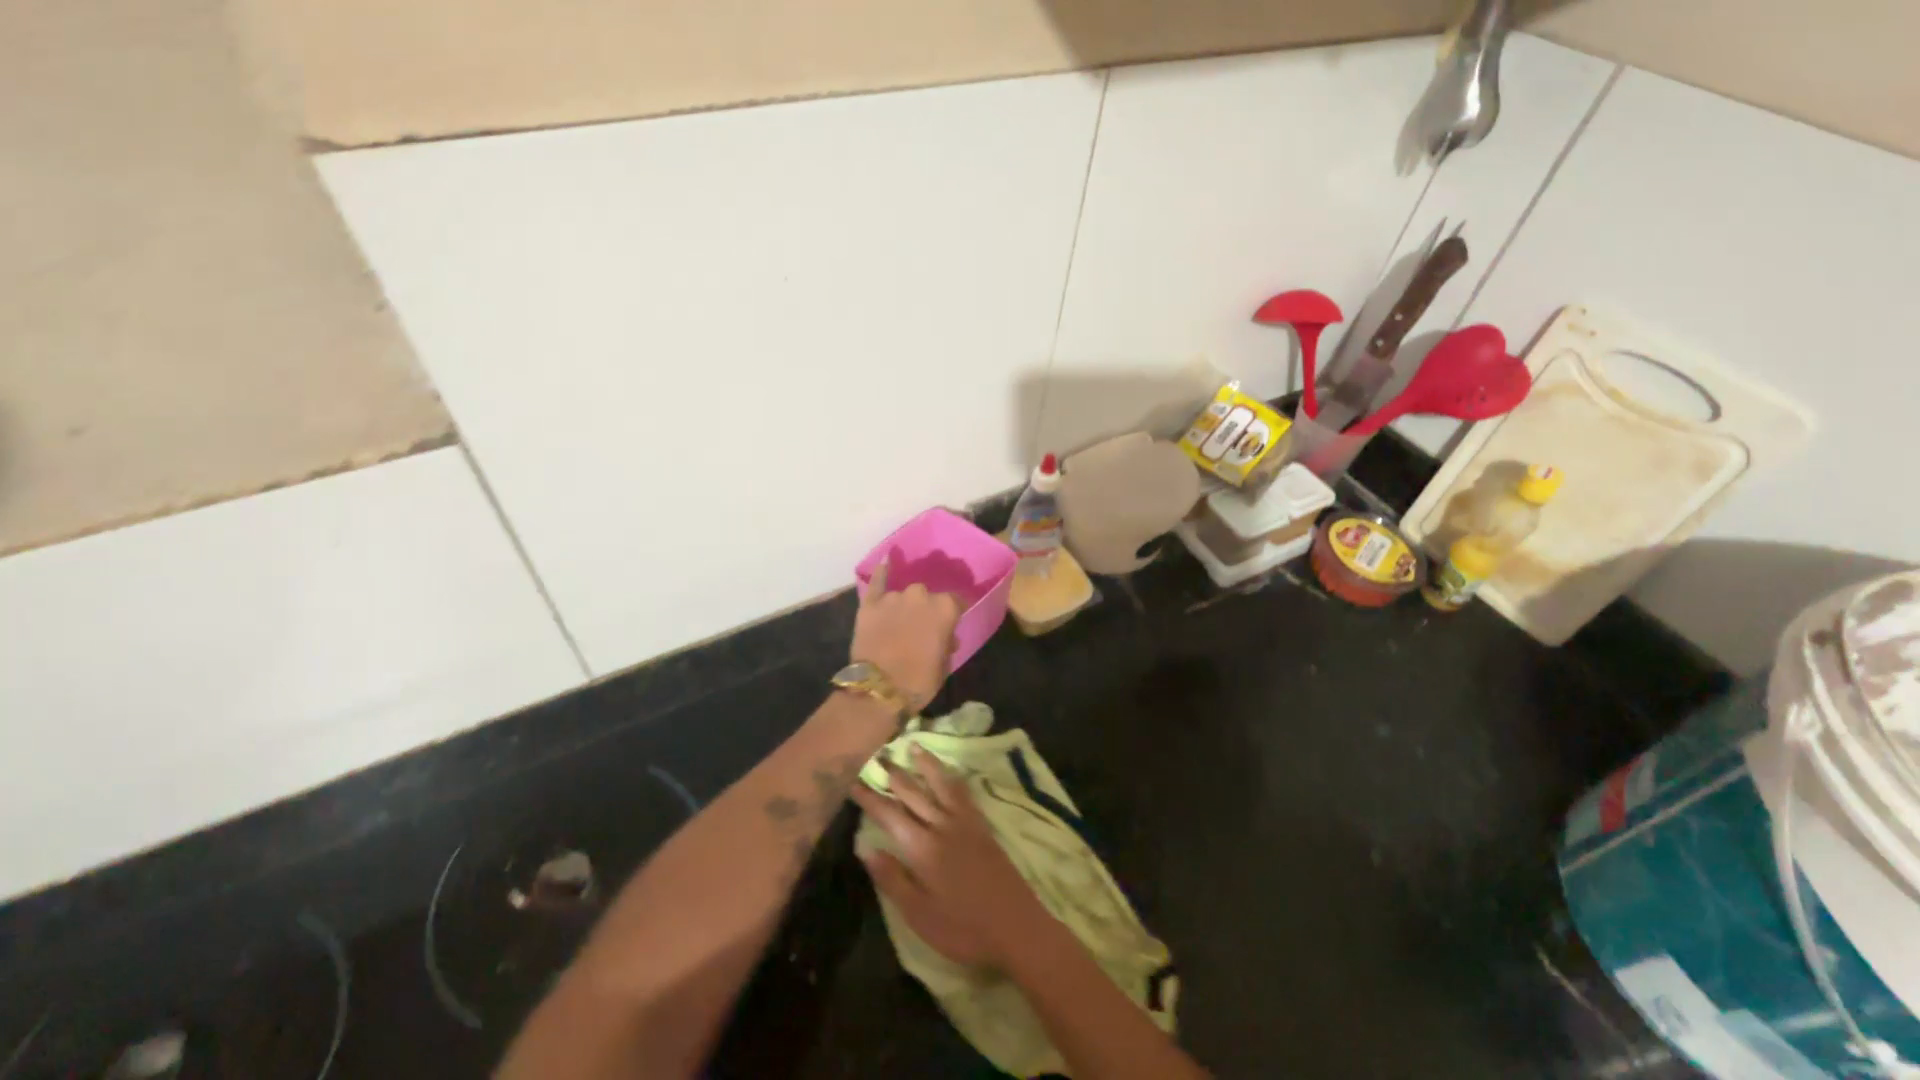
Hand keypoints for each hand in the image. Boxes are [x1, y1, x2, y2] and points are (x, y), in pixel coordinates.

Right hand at [850, 745, 1052, 971]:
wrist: (1019, 929)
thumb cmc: (963, 930)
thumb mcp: (918, 914)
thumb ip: (892, 878)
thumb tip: (864, 846)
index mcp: (922, 849)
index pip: (889, 816)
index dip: (870, 798)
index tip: (852, 781)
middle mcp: (943, 827)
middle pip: (914, 794)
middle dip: (894, 775)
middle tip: (877, 755)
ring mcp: (967, 826)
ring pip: (942, 786)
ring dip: (926, 766)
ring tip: (914, 746)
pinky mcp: (985, 830)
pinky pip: (966, 795)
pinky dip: (954, 780)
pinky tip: (950, 775)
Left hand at [851, 558, 960, 709]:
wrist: (878, 688)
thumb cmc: (919, 681)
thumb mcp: (944, 665)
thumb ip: (946, 643)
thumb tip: (944, 637)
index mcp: (945, 608)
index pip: (957, 602)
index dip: (954, 613)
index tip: (953, 621)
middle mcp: (920, 595)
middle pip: (928, 596)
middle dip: (927, 609)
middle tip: (923, 627)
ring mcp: (893, 597)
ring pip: (904, 595)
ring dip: (905, 605)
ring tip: (901, 621)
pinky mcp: (870, 604)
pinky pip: (877, 582)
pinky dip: (882, 573)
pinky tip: (886, 563)